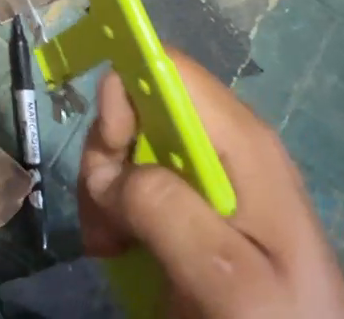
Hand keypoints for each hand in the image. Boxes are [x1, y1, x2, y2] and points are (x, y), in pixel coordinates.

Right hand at [78, 51, 343, 317]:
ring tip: (112, 245)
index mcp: (241, 140)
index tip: (113, 150)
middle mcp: (221, 143)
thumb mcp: (228, 276)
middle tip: (109, 219)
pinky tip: (119, 249)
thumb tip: (114, 171)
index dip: (126, 93)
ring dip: (103, 190)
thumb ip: (169, 211)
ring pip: (124, 145)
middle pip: (136, 107)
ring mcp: (205, 174)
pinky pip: (131, 181)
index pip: (167, 68)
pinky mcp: (192, 204)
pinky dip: (111, 210)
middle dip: (107, 156)